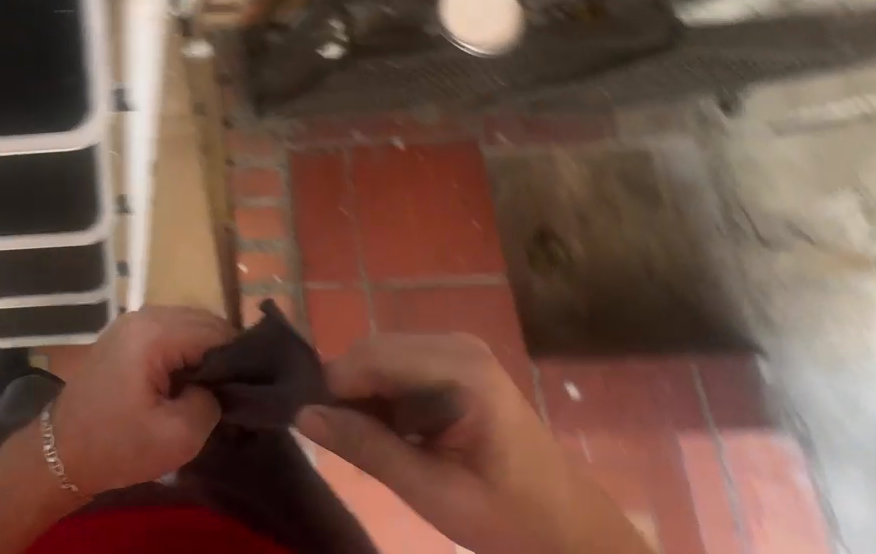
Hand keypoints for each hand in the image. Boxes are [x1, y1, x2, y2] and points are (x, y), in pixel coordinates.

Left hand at [48, 306, 234, 494]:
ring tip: (221, 389)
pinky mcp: (124, 338)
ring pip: (185, 326)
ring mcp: (129, 324)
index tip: (258, 387)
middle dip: (224, 352)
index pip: (215, 331)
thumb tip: (221, 387)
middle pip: (201, 321)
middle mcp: (141, 317)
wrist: (61, 452)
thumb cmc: (118, 445)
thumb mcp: (178, 436)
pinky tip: (193, 383)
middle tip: (243, 389)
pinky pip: (166, 334)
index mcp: (153, 334)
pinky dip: (184, 353)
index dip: (240, 358)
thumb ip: (211, 402)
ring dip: (204, 352)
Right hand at [295, 333, 648, 553]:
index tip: (323, 432)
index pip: (368, 359)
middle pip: (370, 352)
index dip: (335, 392)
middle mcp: (455, 343)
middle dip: (350, 394)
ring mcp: (457, 348)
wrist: (573, 532)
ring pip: (377, 357)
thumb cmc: (509, 519)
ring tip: (378, 444)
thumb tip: (302, 414)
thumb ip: (367, 449)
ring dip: (366, 396)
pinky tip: (399, 433)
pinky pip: (396, 364)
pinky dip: (385, 395)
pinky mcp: (455, 360)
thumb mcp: (433, 493)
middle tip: (353, 445)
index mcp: (460, 370)